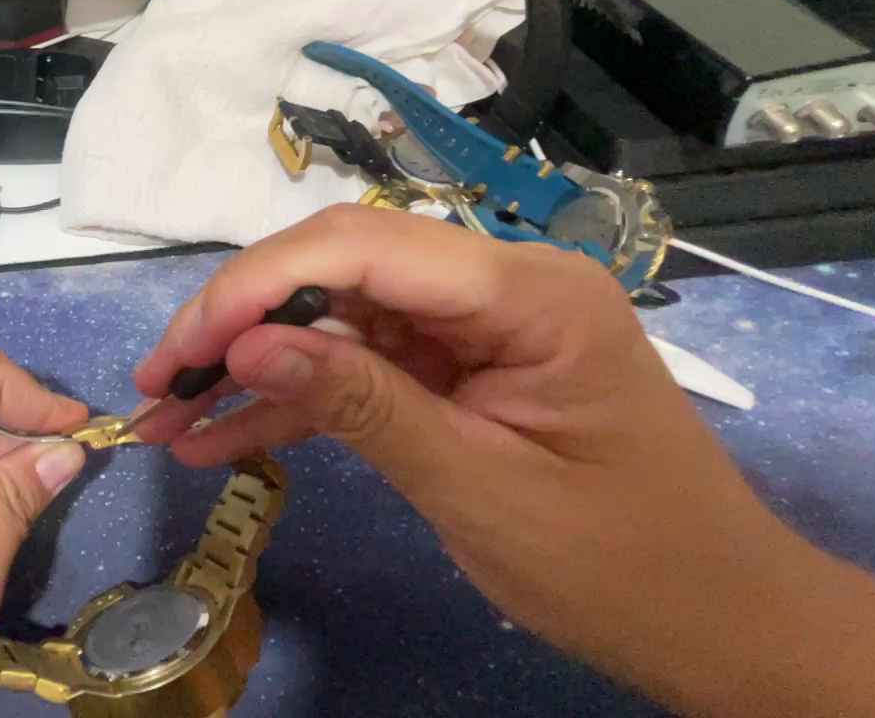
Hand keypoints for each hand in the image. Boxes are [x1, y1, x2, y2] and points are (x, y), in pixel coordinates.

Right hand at [133, 205, 874, 717]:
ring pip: (316, 316)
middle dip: (233, 318)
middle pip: (326, 269)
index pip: (360, 250)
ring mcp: (449, 324)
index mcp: (521, 292)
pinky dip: (276, 403)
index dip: (259, 286)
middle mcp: (480, 285)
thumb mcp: (480, 487)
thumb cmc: (623, 564)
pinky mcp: (428, 364)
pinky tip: (212, 439)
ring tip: (164, 411)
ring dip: (239, 365)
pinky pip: (337, 368)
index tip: (187, 345)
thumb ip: (360, 404)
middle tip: (160, 374)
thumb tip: (243, 346)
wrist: (715, 625)